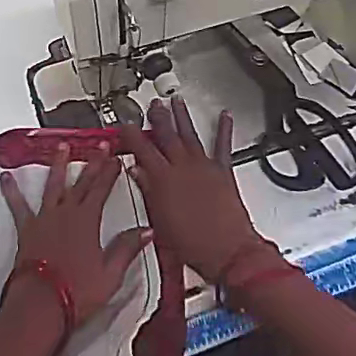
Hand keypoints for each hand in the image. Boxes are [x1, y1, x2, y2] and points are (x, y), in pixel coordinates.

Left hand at [1, 144, 152, 325]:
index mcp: (87, 221)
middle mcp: (65, 214)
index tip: (115, 159)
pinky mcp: (27, 230)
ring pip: (53, 186)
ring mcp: (44, 219)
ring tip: (61, 147)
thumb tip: (146, 232)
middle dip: (91, 162)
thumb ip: (126, 248)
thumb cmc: (76, 291)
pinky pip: (18, 206)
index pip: (101, 189)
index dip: (109, 172)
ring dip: (58, 165)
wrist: (42, 305)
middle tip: (98, 146)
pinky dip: (12, 191)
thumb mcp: (110, 273)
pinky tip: (6, 178)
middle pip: (81, 182)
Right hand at [119, 97, 268, 282]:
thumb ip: (148, 191)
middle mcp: (183, 167)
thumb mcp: (160, 221)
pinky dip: (223, 129)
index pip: (142, 149)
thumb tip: (137, 173)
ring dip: (181, 116)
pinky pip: (222, 146)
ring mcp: (204, 167)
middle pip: (166, 135)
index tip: (126, 124)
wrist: (228, 253)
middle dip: (157, 118)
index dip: (132, 135)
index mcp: (163, 179)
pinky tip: (224, 117)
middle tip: (153, 105)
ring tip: (177, 102)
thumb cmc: (193, 244)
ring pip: (189, 134)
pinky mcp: (223, 172)